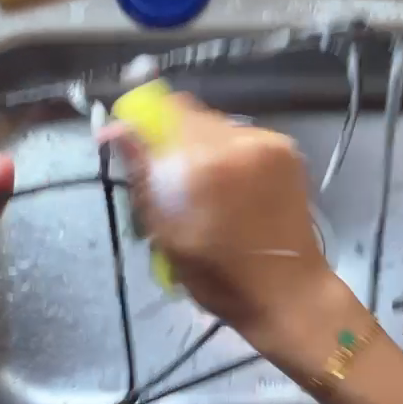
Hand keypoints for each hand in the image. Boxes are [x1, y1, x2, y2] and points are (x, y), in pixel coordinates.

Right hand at [103, 94, 361, 363]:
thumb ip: (142, 175)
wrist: (287, 292)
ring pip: (218, 127)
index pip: (164, 111)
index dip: (145, 124)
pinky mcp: (288, 152)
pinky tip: (233, 189)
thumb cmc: (219, 276)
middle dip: (175, 141)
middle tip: (173, 180)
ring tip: (206, 190)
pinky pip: (244, 139)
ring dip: (203, 148)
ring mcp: (269, 143)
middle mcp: (239, 142)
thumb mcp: (167, 233)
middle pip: (192, 116)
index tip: (139, 149)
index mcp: (203, 163)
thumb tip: (114, 130)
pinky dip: (232, 156)